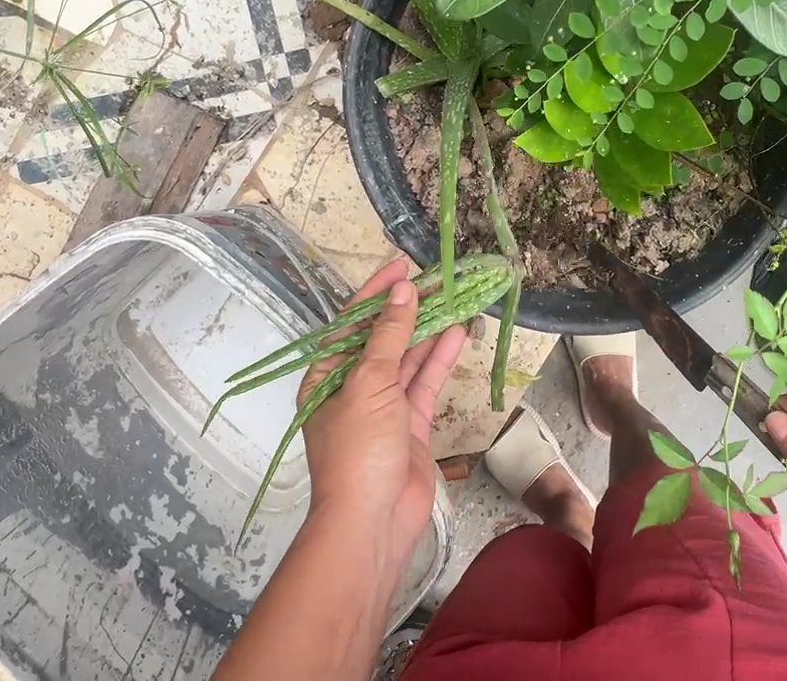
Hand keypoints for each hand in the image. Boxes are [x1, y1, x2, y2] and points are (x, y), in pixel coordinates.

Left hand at [301, 258, 467, 563]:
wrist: (372, 521)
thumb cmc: (357, 449)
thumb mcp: (368, 384)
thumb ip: (389, 336)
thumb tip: (403, 292)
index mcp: (327, 376)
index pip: (352, 323)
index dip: (376, 292)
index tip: (401, 265)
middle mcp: (353, 386)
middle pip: (383, 337)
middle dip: (409, 308)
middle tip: (438, 279)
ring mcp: (384, 405)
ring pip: (408, 357)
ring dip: (429, 330)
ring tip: (455, 298)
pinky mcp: (411, 422)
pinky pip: (425, 382)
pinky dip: (441, 358)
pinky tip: (459, 333)